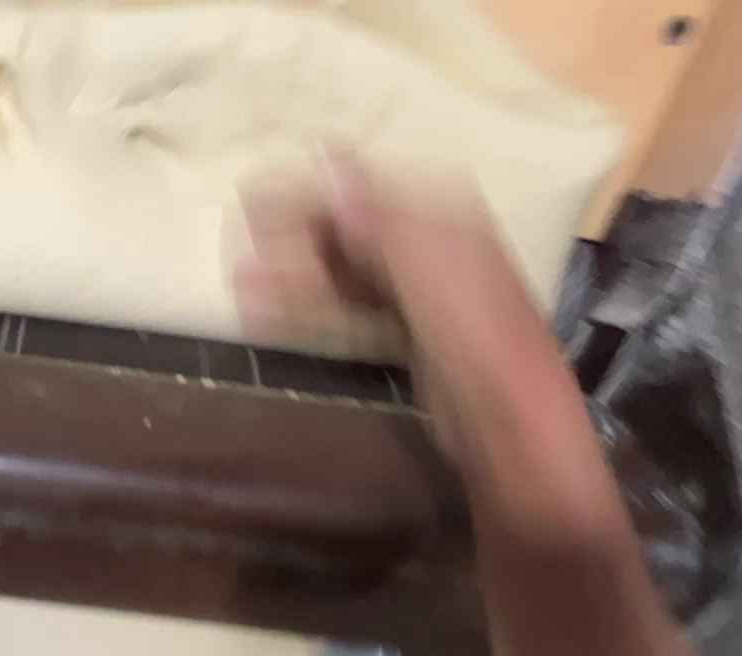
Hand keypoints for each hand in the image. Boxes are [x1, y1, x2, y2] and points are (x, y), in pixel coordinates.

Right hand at [233, 151, 560, 464]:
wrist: (506, 414)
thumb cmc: (474, 330)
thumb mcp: (430, 264)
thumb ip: (377, 215)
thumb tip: (327, 156)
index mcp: (437, 214)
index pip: (356, 190)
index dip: (302, 193)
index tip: (248, 199)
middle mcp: (423, 245)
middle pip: (343, 232)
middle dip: (288, 239)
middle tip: (235, 246)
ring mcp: (410, 291)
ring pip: (338, 274)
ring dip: (288, 278)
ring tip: (240, 283)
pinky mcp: (399, 332)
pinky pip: (343, 311)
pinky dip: (306, 311)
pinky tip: (269, 314)